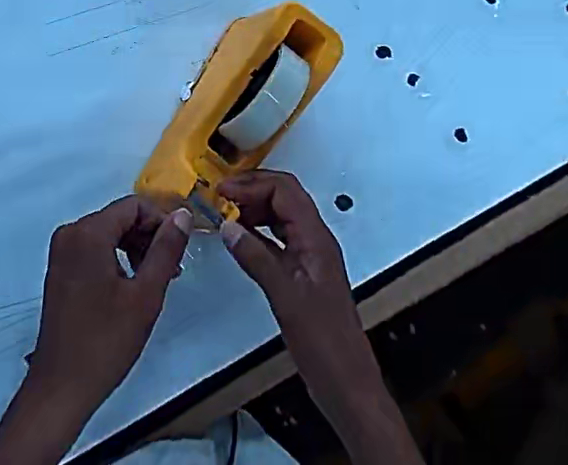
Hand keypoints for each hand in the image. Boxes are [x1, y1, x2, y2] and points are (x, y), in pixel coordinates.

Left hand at [0, 196, 191, 464]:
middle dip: (148, 237)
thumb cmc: (106, 340)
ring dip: (134, 248)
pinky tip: (131, 286)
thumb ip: (165, 249)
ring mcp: (61, 251)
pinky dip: (116, 258)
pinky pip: (93, 249)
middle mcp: (70, 233)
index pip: (132, 206)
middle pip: (118, 218)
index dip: (160, 221)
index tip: (179, 249)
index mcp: (88, 233)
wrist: (62, 384)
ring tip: (156, 280)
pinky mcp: (60, 268)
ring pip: (107, 233)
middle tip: (172, 270)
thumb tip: (182, 215)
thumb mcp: (145, 295)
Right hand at [216, 170, 354, 341]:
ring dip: (253, 207)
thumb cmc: (325, 343)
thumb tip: (228, 227)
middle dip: (251, 189)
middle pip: (284, 195)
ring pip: (280, 214)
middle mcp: (314, 241)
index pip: (284, 190)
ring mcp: (309, 255)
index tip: (224, 190)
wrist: (346, 383)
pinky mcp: (301, 271)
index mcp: (316, 239)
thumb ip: (255, 258)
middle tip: (221, 195)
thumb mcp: (285, 297)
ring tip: (226, 213)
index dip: (252, 184)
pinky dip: (256, 229)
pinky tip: (239, 238)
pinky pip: (276, 236)